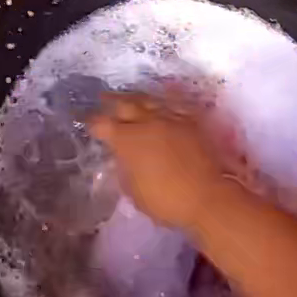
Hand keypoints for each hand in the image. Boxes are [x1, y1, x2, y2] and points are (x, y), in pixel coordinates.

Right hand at [89, 96, 235, 230]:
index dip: (93, 123)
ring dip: (136, 97)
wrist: (207, 196)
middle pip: (125, 103)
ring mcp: (170, 117)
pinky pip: (174, 102)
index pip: (103, 124)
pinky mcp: (190, 119)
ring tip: (130, 96)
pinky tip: (163, 98)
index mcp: (127, 140)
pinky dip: (165, 99)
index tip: (88, 123)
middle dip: (112, 100)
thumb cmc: (166, 201)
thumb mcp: (135, 192)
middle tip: (103, 98)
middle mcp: (147, 121)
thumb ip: (125, 170)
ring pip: (149, 99)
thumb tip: (123, 159)